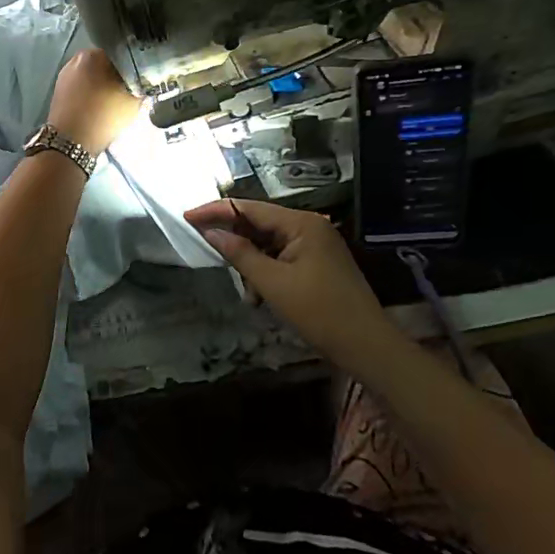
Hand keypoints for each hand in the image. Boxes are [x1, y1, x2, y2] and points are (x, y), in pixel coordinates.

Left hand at [47, 49, 140, 156]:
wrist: (71, 142)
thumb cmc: (104, 116)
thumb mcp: (134, 102)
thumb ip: (143, 85)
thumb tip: (145, 79)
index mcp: (95, 54)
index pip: (122, 52)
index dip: (134, 66)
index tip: (140, 80)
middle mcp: (78, 58)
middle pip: (106, 63)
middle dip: (117, 75)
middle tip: (128, 91)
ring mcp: (66, 73)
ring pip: (93, 74)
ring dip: (103, 84)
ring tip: (112, 101)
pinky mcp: (59, 89)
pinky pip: (82, 85)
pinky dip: (90, 92)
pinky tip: (97, 106)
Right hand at [184, 199, 395, 366]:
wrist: (367, 345)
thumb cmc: (319, 312)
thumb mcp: (273, 284)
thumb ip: (240, 254)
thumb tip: (211, 232)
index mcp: (301, 223)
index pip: (250, 208)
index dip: (216, 211)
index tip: (187, 217)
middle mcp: (310, 226)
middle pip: (260, 224)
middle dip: (236, 243)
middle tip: (212, 257)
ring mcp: (316, 245)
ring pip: (269, 244)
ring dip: (252, 265)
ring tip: (249, 294)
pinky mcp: (319, 263)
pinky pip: (283, 258)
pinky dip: (268, 273)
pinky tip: (262, 297)